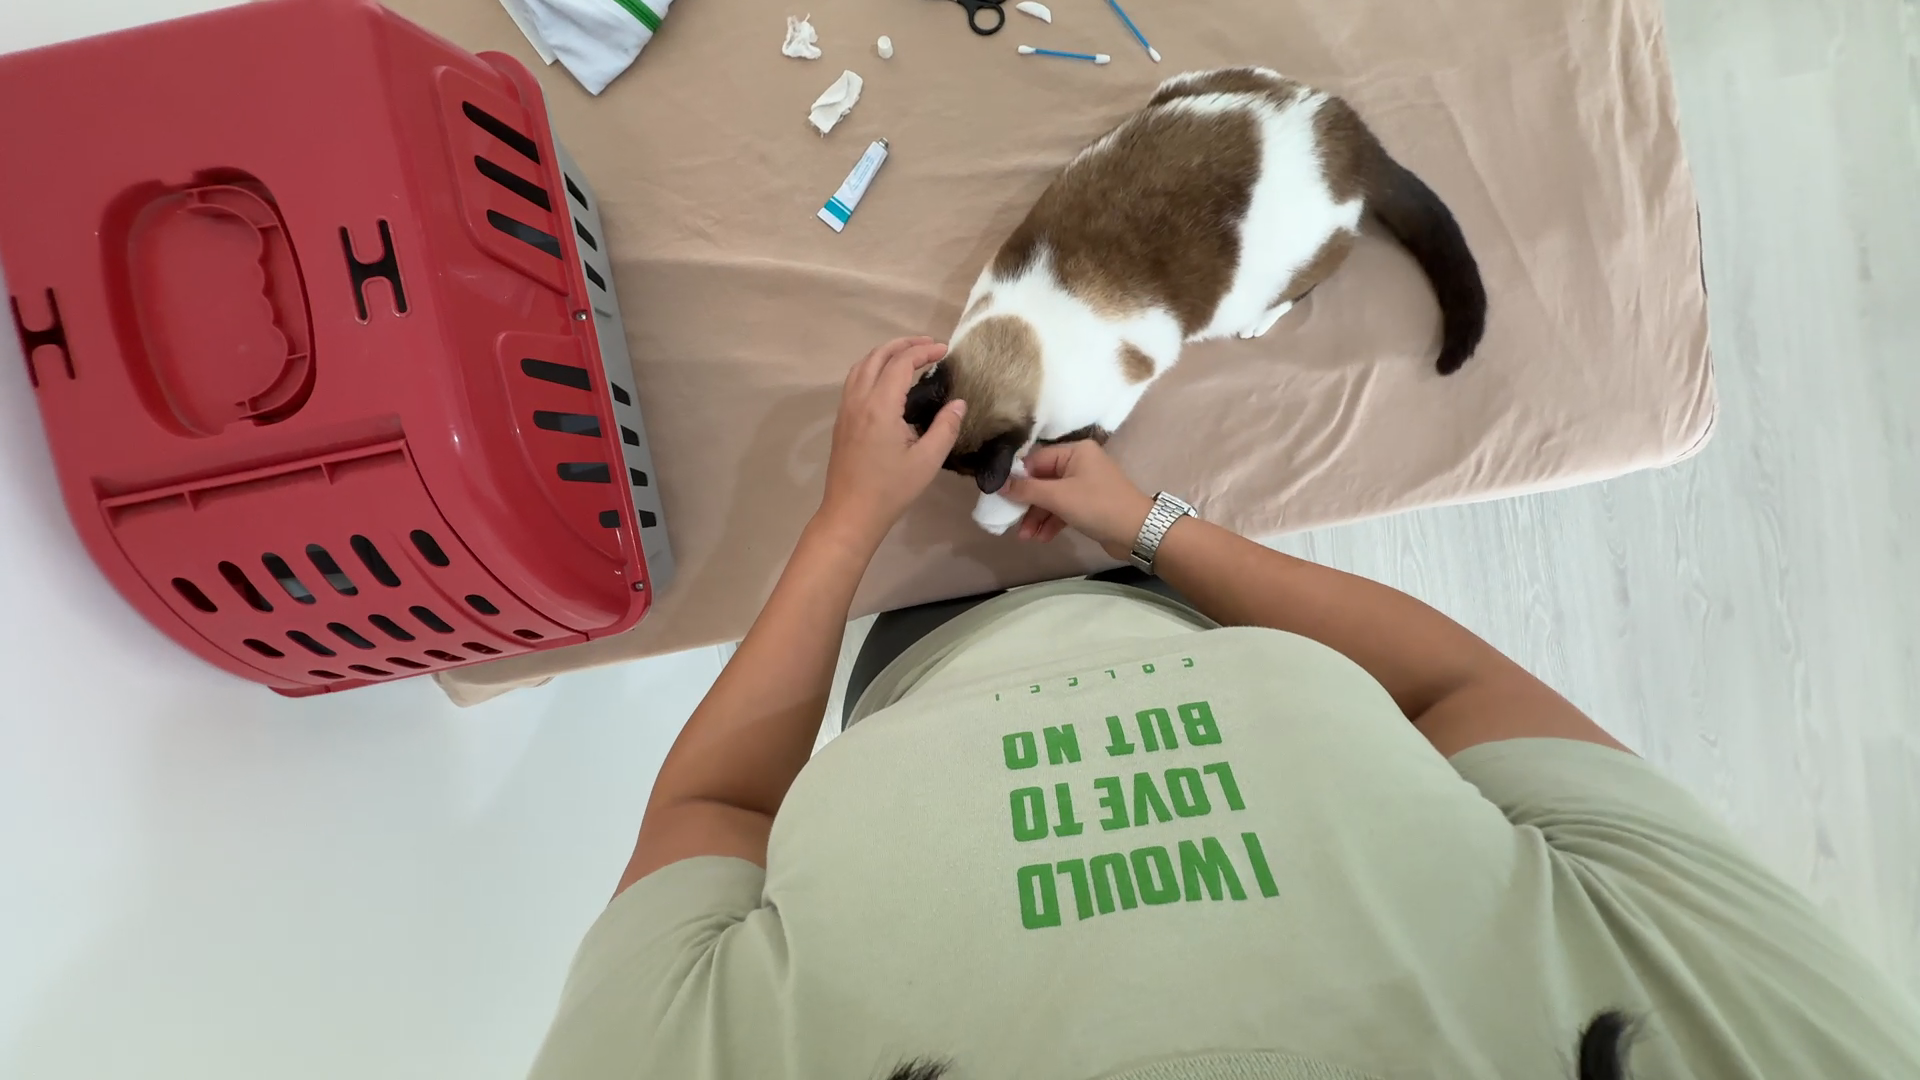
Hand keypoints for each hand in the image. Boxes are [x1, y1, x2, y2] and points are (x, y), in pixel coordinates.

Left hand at [818, 337, 965, 546]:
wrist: (851, 513)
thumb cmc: (891, 489)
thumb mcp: (927, 461)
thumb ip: (945, 427)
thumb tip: (959, 403)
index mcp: (880, 406)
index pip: (901, 363)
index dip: (924, 351)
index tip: (946, 351)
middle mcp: (858, 400)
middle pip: (878, 356)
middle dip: (904, 344)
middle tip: (930, 345)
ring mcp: (846, 409)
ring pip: (862, 366)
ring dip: (885, 353)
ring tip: (909, 355)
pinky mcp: (842, 420)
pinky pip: (855, 380)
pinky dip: (873, 368)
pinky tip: (887, 380)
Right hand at [1004, 440, 1154, 559]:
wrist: (1137, 532)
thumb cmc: (1097, 506)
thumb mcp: (1058, 496)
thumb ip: (1026, 489)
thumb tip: (997, 483)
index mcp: (1075, 451)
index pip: (1036, 460)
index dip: (1017, 478)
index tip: (999, 495)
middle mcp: (1079, 464)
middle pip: (1042, 480)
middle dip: (1027, 504)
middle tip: (1011, 521)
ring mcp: (1084, 485)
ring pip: (1051, 498)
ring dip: (1037, 517)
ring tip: (1026, 537)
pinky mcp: (1088, 504)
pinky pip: (1062, 509)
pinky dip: (1051, 522)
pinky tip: (1041, 538)